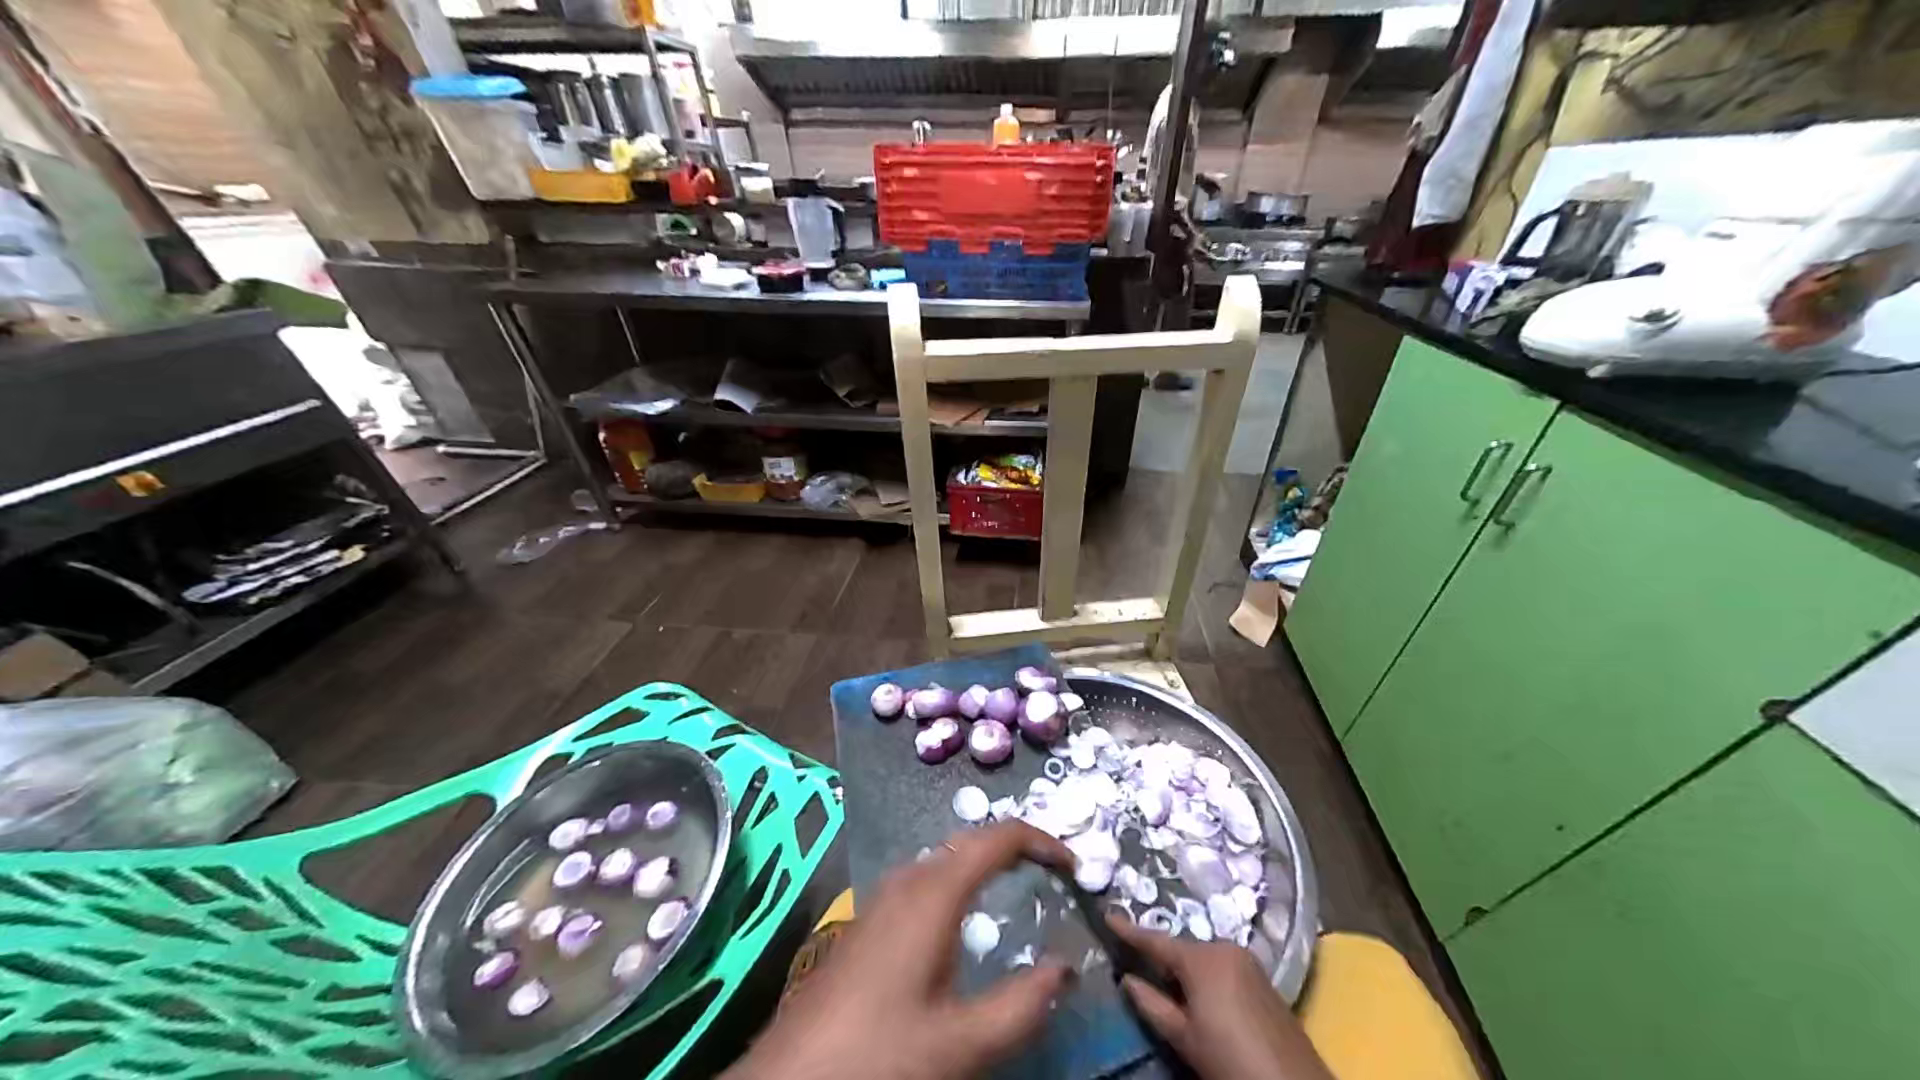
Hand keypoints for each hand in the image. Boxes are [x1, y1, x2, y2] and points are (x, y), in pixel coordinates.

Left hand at [725, 822, 1076, 1079]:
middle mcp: (907, 880)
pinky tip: (965, 922)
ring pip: (945, 860)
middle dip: (1015, 848)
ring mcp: (882, 898)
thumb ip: (1022, 1005)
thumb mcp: (962, 1043)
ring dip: (985, 864)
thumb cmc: (881, 1054)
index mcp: (933, 893)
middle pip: (970, 842)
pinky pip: (925, 881)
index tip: (1074, 867)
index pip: (997, 839)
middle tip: (1053, 876)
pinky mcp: (868, 920)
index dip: (1041, 841)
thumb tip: (1066, 968)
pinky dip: (959, 883)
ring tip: (1020, 888)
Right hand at [1109, 913, 1334, 1079]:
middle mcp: (1225, 949)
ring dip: (1182, 969)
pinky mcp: (1263, 981)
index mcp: (1202, 959)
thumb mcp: (1185, 1039)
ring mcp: (1248, 963)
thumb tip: (1128, 980)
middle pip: (1181, 948)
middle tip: (1134, 963)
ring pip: (1202, 958)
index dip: (1129, 931)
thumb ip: (1152, 1005)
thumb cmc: (1232, 1064)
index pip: (1156, 940)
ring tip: (1162, 984)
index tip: (1107, 915)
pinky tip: (1196, 997)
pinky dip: (1204, 977)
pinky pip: (1221, 968)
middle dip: (1159, 956)